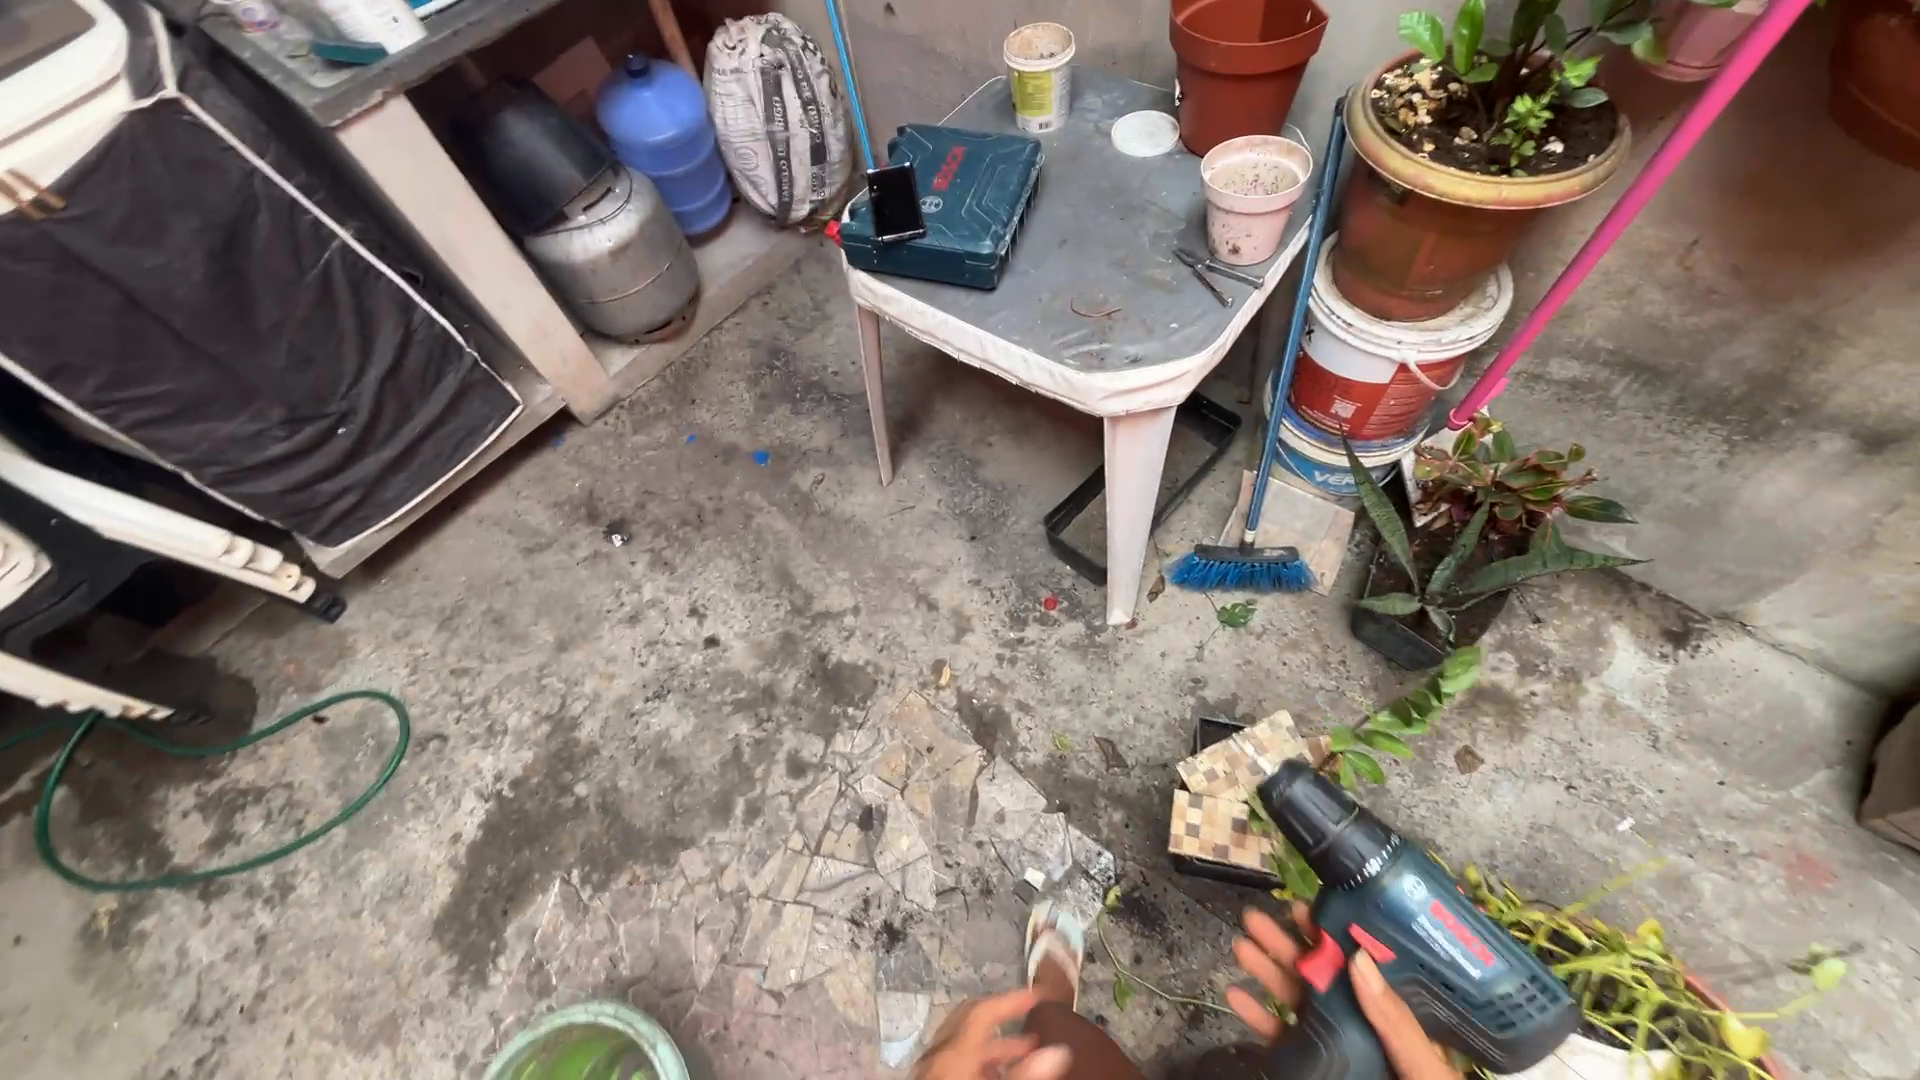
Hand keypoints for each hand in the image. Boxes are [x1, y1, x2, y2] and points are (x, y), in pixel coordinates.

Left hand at [911, 988, 1073, 1079]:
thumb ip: (1026, 1076)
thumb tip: (1060, 1052)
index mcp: (954, 1053)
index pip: (984, 1011)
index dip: (1012, 999)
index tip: (1038, 994)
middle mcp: (938, 1056)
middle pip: (970, 1021)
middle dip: (1002, 1018)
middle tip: (1030, 1020)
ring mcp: (930, 1072)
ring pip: (963, 1045)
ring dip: (994, 1045)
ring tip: (1026, 1053)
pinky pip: (954, 1064)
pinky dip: (980, 1063)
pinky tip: (998, 1078)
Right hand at [1225, 904, 1459, 1079]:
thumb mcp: (1430, 1075)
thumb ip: (1397, 1023)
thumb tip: (1358, 957)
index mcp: (1397, 1025)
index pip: (1361, 970)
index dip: (1330, 937)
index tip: (1301, 910)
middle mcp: (1363, 1032)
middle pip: (1319, 981)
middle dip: (1285, 947)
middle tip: (1254, 918)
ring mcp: (1338, 1055)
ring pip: (1296, 1006)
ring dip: (1266, 974)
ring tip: (1241, 946)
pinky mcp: (1314, 1075)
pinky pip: (1282, 1045)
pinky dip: (1257, 1021)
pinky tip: (1235, 996)